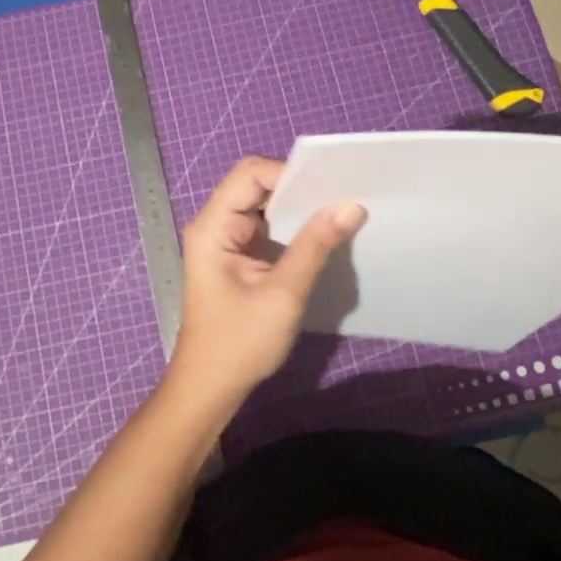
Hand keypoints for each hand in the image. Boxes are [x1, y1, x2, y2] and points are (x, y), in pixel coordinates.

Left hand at [168, 156, 365, 406]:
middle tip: (341, 198)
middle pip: (256, 185)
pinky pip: (266, 228)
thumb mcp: (283, 294)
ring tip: (337, 214)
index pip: (250, 174)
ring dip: (298, 210)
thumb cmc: (239, 343)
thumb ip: (315, 246)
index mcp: (213, 226)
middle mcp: (215, 225)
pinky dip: (292, 229)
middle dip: (298, 189)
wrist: (210, 387)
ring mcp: (225, 241)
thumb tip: (350, 205)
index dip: (288, 174)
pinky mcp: (238, 258)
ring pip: (264, 206)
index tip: (329, 189)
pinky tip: (321, 236)